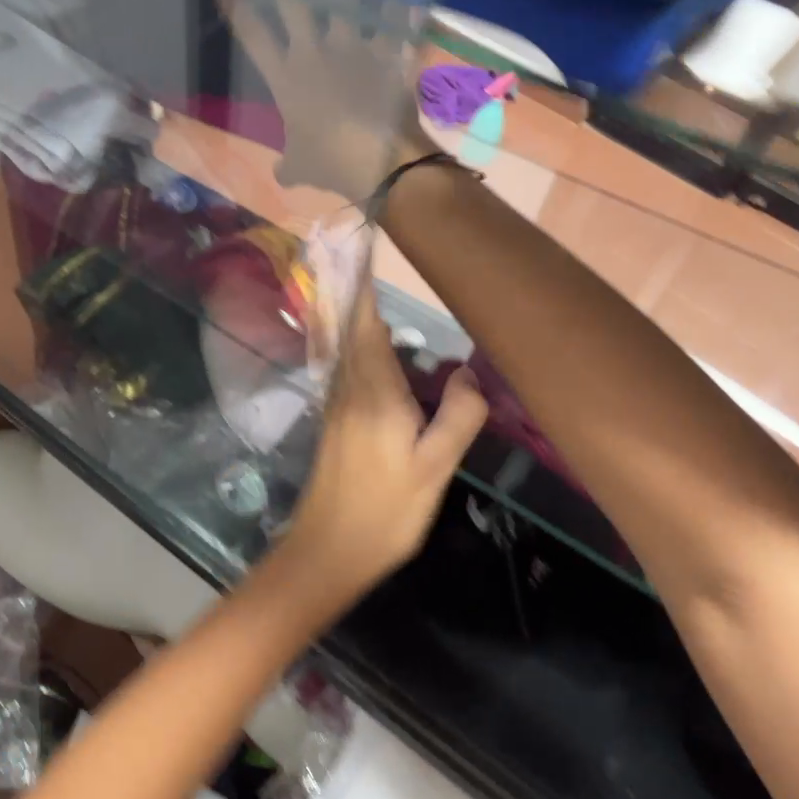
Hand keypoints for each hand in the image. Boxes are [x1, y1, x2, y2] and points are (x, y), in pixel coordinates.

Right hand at [216, 0, 438, 203]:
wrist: (380, 161)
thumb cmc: (330, 164)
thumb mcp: (299, 168)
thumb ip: (286, 164)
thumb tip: (281, 172)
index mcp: (285, 77)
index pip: (252, 33)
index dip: (236, 4)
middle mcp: (315, 51)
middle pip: (293, 1)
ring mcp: (354, 46)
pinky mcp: (389, 50)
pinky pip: (395, 17)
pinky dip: (400, 4)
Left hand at [274, 290, 488, 605]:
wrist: (327, 552)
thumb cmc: (385, 511)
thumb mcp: (434, 467)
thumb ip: (457, 417)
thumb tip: (470, 372)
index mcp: (373, 392)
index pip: (367, 325)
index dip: (365, 287)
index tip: (366, 247)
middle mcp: (348, 390)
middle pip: (355, 332)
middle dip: (364, 297)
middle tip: (379, 262)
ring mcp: (336, 409)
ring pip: (351, 353)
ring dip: (364, 324)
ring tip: (386, 302)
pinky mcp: (335, 427)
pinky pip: (350, 374)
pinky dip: (365, 353)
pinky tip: (386, 362)